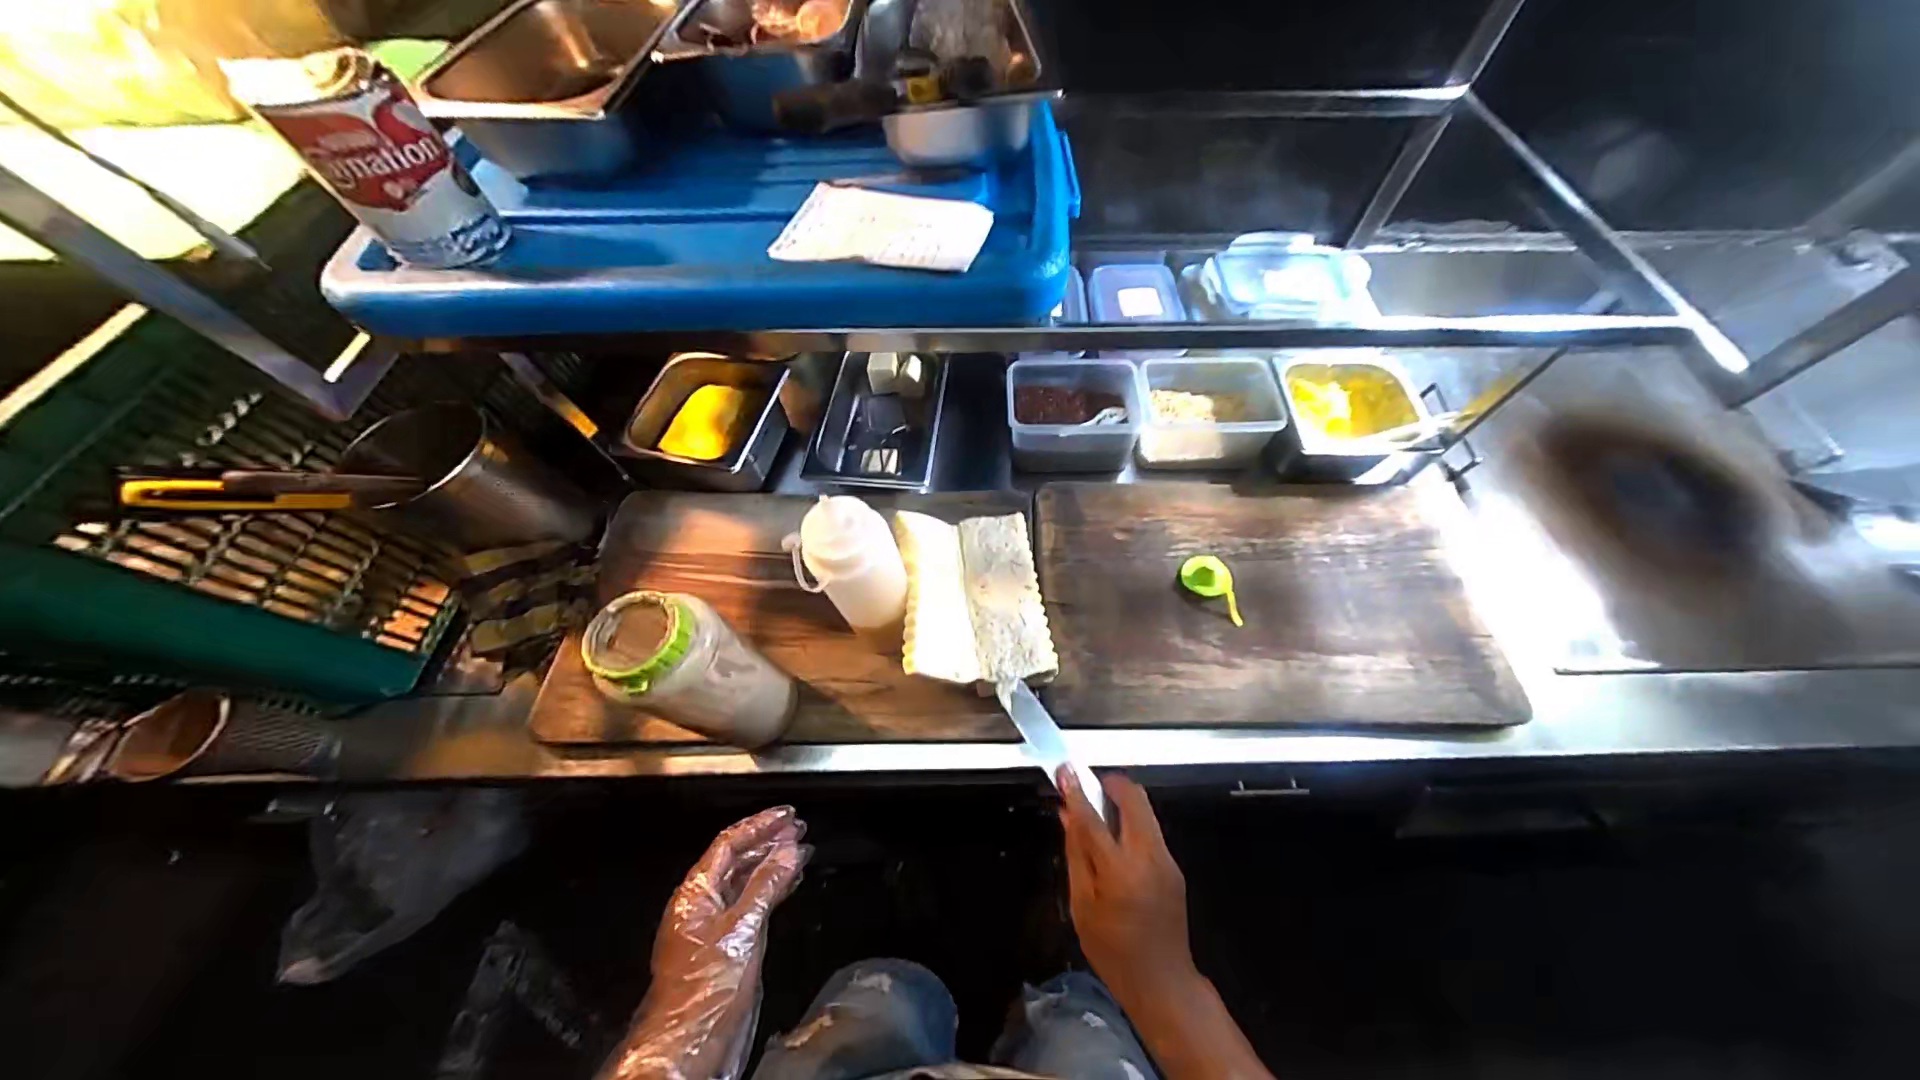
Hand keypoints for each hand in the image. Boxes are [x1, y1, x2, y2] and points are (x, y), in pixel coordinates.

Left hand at [600, 806, 809, 1079]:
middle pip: (737, 859)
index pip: (729, 844)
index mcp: (695, 894)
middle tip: (798, 826)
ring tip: (800, 849)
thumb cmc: (703, 992)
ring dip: (773, 864)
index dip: (759, 824)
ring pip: (746, 882)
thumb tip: (788, 850)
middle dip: (768, 840)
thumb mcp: (740, 930)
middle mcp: (702, 906)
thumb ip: (766, 886)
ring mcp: (715, 927)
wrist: (687, 1051)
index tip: (787, 814)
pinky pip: (752, 905)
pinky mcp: (728, 948)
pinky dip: (773, 890)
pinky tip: (790, 883)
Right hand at [1056, 768, 1196, 1000]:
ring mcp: (1166, 860)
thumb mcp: (1082, 904)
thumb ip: (1076, 854)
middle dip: (1110, 784)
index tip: (1064, 769)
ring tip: (1098, 813)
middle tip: (1089, 786)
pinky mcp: (1173, 866)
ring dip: (1121, 802)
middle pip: (1134, 798)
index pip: (1093, 818)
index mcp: (1120, 871)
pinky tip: (1115, 841)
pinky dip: (1131, 823)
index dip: (1076, 790)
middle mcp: (1149, 857)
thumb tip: (1068, 814)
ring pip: (1145, 810)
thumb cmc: (1112, 950)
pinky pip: (1150, 829)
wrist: (1163, 982)